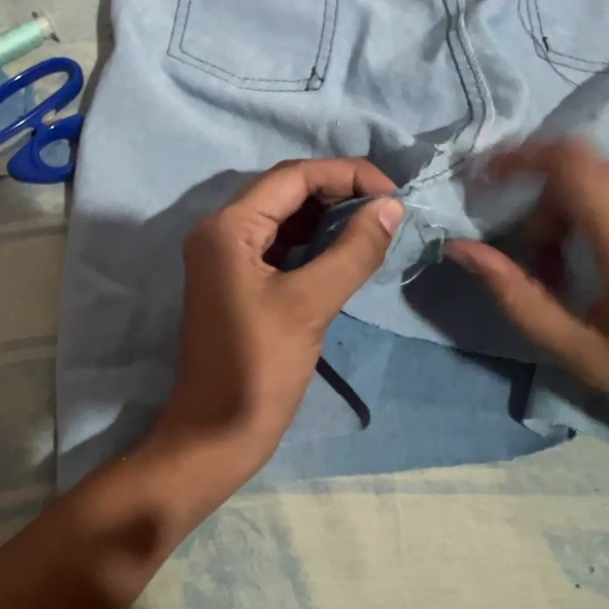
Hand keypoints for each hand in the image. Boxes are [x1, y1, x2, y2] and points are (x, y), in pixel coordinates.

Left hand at [146, 159, 403, 494]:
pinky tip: (348, 249)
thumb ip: (353, 251)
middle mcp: (220, 230)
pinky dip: (314, 241)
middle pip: (286, 190)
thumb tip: (390, 207)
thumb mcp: (311, 305)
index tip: (394, 193)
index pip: (292, 176)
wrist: (215, 434)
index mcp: (227, 227)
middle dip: (339, 192)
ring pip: (284, 216)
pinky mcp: (236, 279)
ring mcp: (225, 255)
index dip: (346, 174)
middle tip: (388, 210)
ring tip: (377, 226)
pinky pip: (279, 244)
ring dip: (328, 216)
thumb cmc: (259, 368)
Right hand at [445, 139, 608, 467]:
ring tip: (596, 263)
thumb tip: (461, 249)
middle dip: (553, 202)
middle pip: (591, 170)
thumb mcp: (592, 361)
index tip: (490, 176)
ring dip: (592, 206)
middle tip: (546, 255)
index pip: (576, 164)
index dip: (523, 156)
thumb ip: (520, 299)